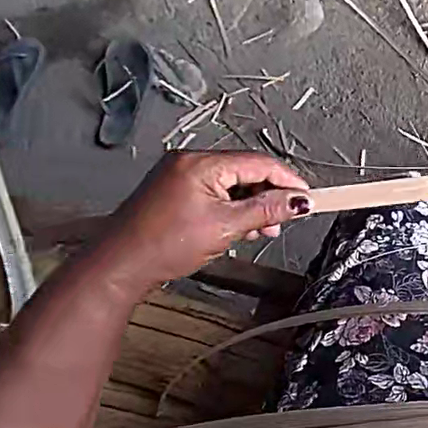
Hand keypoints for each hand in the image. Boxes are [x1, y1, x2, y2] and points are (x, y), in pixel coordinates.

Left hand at [90, 152, 310, 291]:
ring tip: (259, 231)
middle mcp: (190, 162)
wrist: (120, 266)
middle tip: (283, 221)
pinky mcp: (177, 190)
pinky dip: (233, 208)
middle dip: (270, 196)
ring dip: (252, 205)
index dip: (288, 181)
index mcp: (201, 163)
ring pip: (234, 183)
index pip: (259, 163)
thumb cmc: (162, 245)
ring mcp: (182, 175)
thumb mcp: (227, 227)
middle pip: (248, 171)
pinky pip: (217, 192)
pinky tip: (238, 228)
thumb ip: (267, 210)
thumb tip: (299, 201)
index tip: (308, 199)